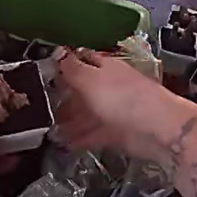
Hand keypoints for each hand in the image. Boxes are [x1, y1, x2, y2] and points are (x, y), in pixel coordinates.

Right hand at [52, 48, 183, 159]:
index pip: (81, 60)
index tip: (42, 71)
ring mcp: (114, 110)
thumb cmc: (123, 97)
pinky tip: (62, 144)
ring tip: (47, 128)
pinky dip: (78, 138)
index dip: (63, 64)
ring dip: (68, 120)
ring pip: (86, 113)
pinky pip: (92, 134)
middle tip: (39, 104)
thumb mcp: (90, 78)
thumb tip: (57, 52)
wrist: (156, 128)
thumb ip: (71, 68)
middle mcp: (109, 87)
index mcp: (105, 66)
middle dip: (62, 96)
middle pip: (82, 90)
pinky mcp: (116, 133)